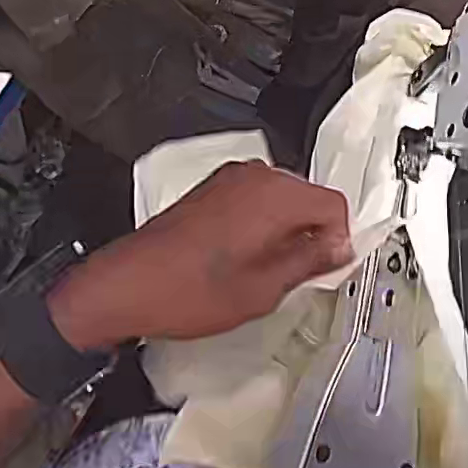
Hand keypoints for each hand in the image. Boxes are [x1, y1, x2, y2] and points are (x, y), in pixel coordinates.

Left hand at [47, 160, 354, 346]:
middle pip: (311, 196)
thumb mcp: (264, 289)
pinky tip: (249, 254)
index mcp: (275, 196)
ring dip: (290, 226)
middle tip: (307, 269)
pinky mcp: (215, 187)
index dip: (340, 237)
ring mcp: (232, 179)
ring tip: (273, 266)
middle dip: (315, 231)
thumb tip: (336, 250)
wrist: (126, 286)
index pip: (334, 205)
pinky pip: (258, 196)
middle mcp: (256, 178)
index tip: (332, 261)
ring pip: (285, 195)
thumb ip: (310, 262)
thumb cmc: (184, 289)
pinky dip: (265, 220)